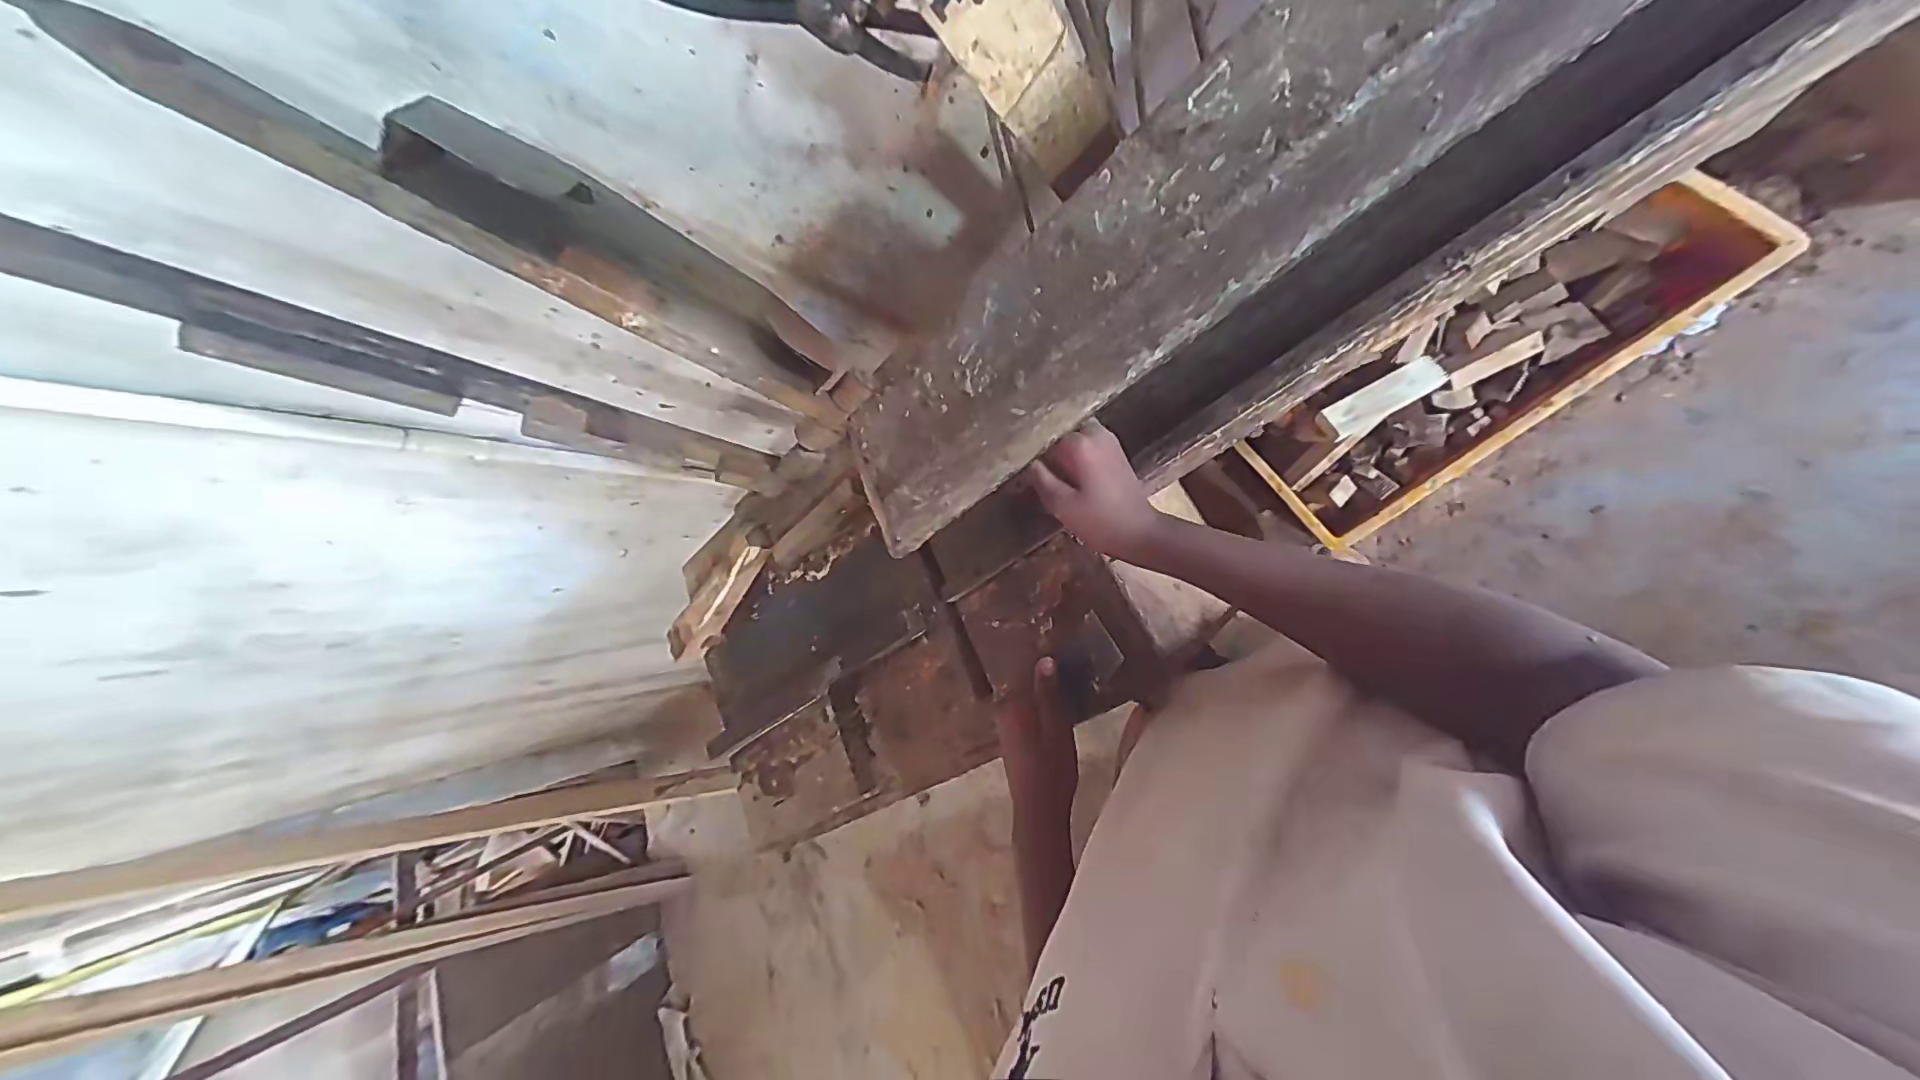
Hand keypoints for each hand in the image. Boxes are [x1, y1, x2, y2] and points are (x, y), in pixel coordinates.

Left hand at [994, 658, 1077, 825]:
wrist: (1038, 811)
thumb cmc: (1051, 769)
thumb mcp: (1056, 728)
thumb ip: (1047, 694)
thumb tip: (1044, 659)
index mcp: (1011, 705)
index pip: (1021, 667)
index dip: (1035, 650)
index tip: (1051, 632)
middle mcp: (1003, 711)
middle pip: (1021, 679)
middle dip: (1038, 664)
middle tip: (1062, 644)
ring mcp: (1007, 725)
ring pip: (1025, 694)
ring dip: (1040, 681)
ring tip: (1064, 664)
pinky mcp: (1014, 737)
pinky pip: (1026, 707)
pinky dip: (1039, 698)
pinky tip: (1056, 695)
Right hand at [1027, 421, 1164, 561]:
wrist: (1141, 533)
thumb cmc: (1100, 521)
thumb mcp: (1062, 505)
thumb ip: (1041, 479)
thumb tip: (1029, 463)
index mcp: (1080, 443)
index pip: (1044, 434)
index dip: (1029, 446)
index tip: (1017, 458)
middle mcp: (1095, 433)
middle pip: (1061, 429)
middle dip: (1046, 442)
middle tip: (1029, 460)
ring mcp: (1108, 441)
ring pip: (1074, 435)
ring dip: (1060, 447)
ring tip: (1043, 464)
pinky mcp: (1115, 452)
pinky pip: (1087, 443)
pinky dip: (1074, 452)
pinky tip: (1063, 469)